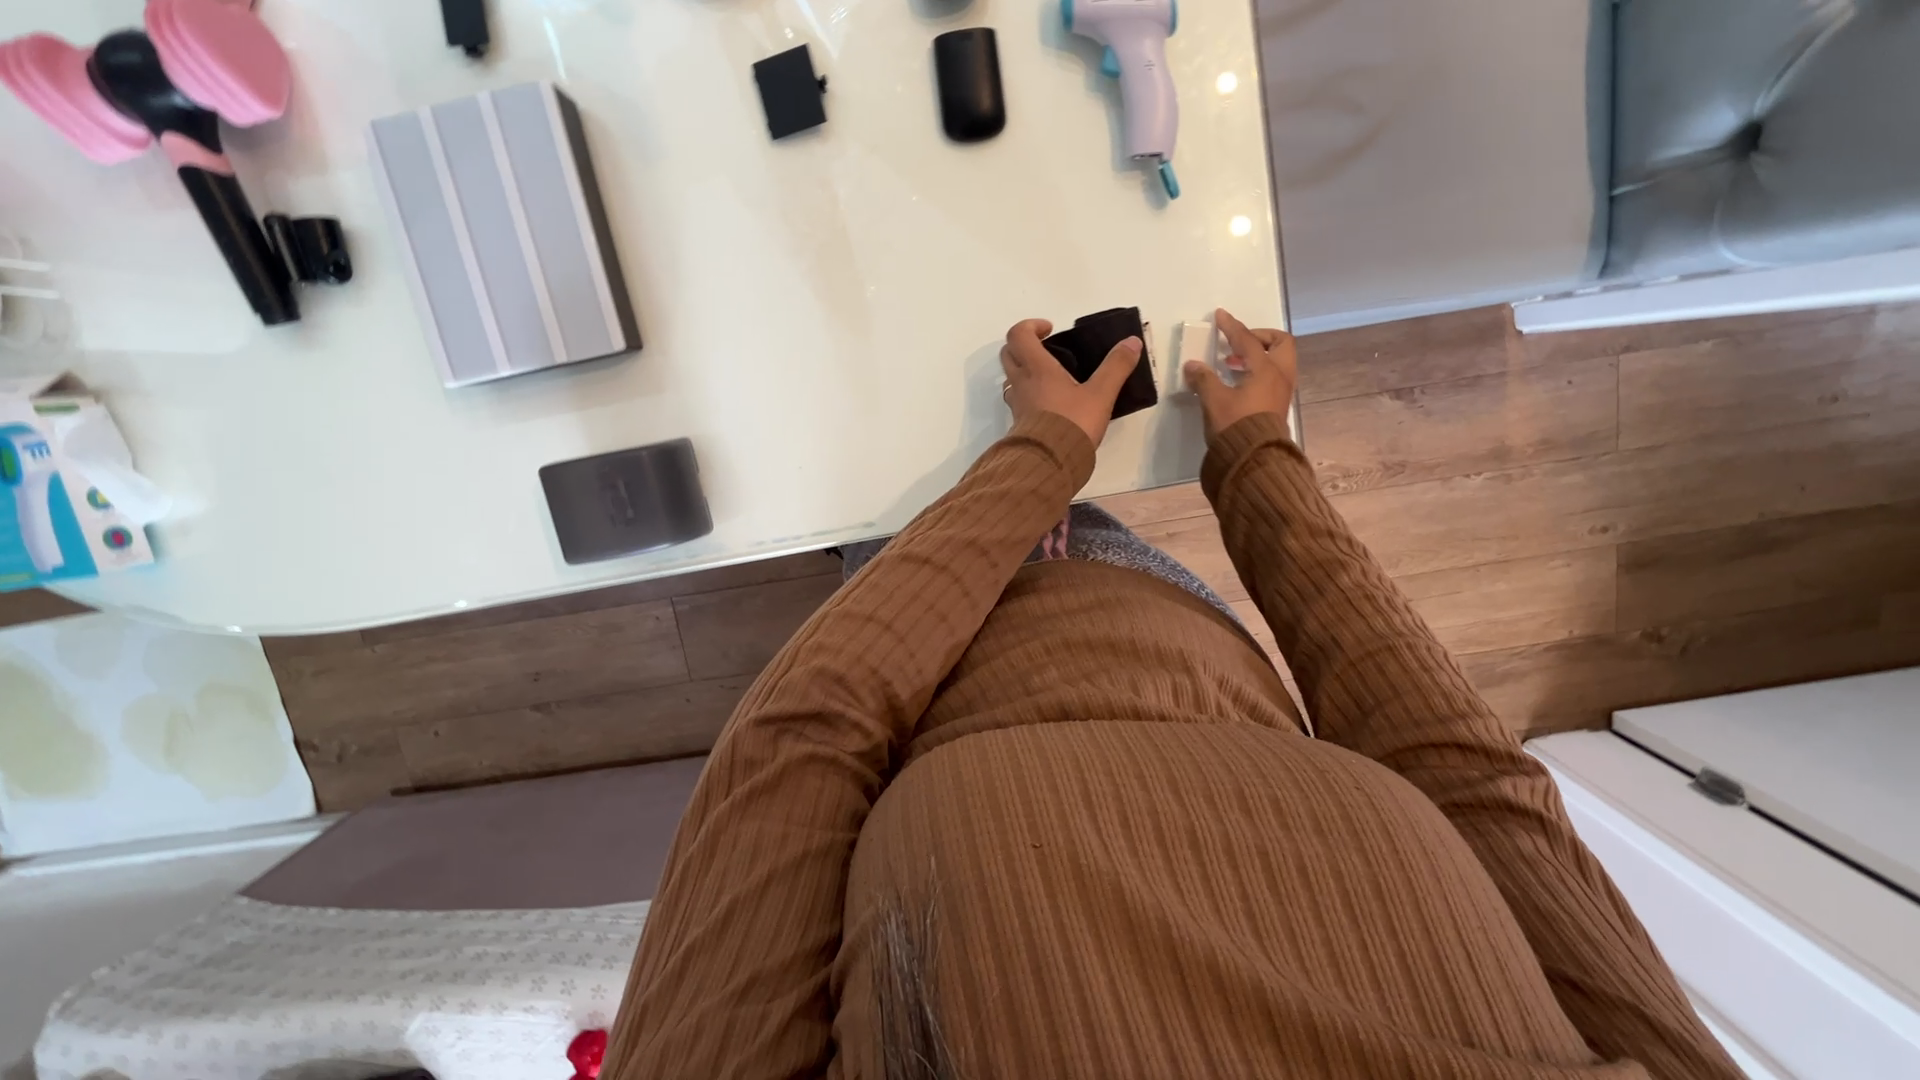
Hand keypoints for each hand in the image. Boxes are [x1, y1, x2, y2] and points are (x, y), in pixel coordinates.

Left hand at [1000, 318, 1142, 446]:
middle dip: (1024, 346)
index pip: (1018, 335)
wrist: (1049, 464)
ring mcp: (1018, 405)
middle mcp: (1021, 383)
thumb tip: (1131, 342)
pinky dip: (1030, 396)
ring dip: (1025, 371)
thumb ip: (1116, 367)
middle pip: (1008, 354)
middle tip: (1048, 350)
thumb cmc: (1072, 424)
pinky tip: (1051, 405)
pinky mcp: (1020, 424)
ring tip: (1051, 378)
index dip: (1030, 326)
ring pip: (1011, 379)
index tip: (1050, 330)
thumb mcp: (1101, 395)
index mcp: (1037, 369)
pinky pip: (1019, 401)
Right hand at [1183, 308, 1297, 436]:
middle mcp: (1280, 376)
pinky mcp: (1277, 405)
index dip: (1232, 327)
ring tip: (1234, 363)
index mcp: (1266, 369)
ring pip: (1279, 361)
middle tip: (1238, 343)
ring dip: (1259, 355)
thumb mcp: (1214, 400)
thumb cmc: (1235, 425)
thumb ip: (1203, 379)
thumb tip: (1192, 365)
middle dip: (1260, 337)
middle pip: (1280, 343)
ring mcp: (1282, 391)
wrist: (1254, 459)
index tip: (1220, 316)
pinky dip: (1259, 371)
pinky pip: (1273, 377)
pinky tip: (1239, 381)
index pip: (1248, 340)